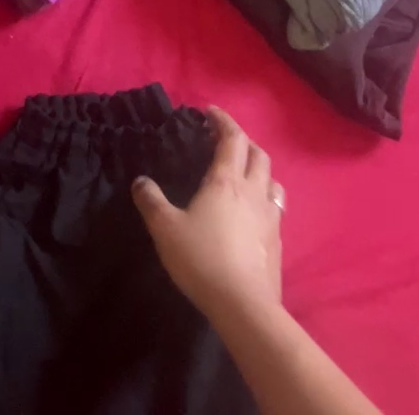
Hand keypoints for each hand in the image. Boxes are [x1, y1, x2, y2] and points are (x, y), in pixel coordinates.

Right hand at [133, 106, 284, 325]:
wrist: (244, 306)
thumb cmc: (202, 258)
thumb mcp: (165, 227)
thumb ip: (151, 200)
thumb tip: (141, 181)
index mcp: (226, 181)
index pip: (232, 138)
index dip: (222, 121)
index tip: (209, 112)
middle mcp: (253, 192)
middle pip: (258, 154)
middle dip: (243, 141)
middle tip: (224, 142)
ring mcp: (270, 217)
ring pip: (273, 180)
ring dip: (260, 169)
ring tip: (243, 174)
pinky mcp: (278, 242)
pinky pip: (275, 208)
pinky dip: (264, 198)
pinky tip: (252, 213)